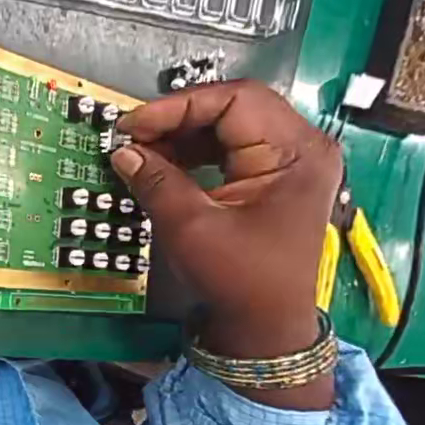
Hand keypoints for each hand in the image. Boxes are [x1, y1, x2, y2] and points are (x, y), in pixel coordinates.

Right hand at [109, 80, 341, 361]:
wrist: (263, 324)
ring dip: (181, 135)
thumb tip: (124, 152)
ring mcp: (288, 162)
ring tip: (143, 152)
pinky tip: (163, 164)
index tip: (133, 126)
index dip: (177, 107)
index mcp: (295, 152)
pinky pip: (227, 148)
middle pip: (233, 107)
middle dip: (177, 120)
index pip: (234, 100)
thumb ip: (156, 182)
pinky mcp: (271, 177)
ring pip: (227, 125)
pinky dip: (192, 152)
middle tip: (133, 138)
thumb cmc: (238, 279)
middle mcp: (300, 147)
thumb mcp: (190, 227)